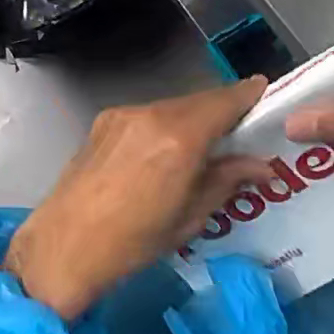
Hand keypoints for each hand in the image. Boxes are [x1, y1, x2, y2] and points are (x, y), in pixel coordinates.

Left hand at [3, 79, 273, 320]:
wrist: (68, 240)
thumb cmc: (135, 239)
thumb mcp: (191, 215)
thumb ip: (226, 180)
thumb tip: (260, 165)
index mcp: (177, 137)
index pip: (222, 102)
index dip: (247, 96)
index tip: (266, 92)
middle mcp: (147, 116)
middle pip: (195, 102)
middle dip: (221, 110)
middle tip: (244, 127)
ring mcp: (119, 116)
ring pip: (168, 107)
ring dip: (191, 118)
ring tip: (208, 143)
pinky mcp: (101, 123)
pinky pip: (144, 115)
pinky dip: (163, 124)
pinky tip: (168, 149)